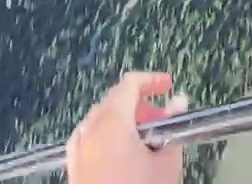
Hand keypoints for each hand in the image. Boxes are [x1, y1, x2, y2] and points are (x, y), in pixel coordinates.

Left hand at [65, 72, 187, 183]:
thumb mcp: (166, 166)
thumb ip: (172, 130)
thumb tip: (179, 103)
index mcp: (112, 122)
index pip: (130, 84)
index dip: (152, 80)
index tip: (170, 86)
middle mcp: (90, 130)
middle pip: (114, 100)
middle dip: (140, 105)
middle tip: (163, 122)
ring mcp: (77, 150)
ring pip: (100, 119)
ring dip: (123, 120)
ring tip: (144, 142)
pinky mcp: (72, 170)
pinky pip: (87, 139)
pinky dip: (105, 136)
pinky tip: (119, 154)